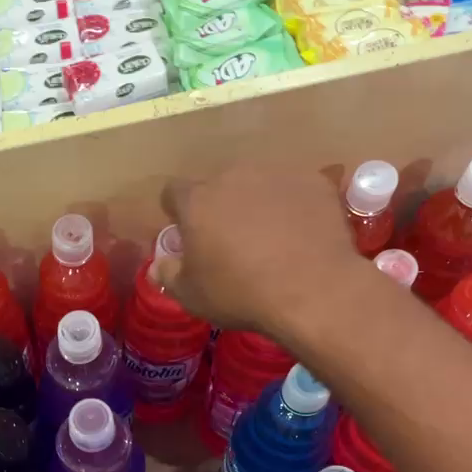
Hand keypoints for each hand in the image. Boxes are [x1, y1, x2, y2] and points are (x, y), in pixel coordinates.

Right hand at [155, 164, 388, 341]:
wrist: (312, 290)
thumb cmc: (240, 294)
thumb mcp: (192, 296)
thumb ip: (169, 275)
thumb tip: (158, 265)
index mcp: (197, 202)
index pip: (173, 193)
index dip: (177, 213)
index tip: (187, 235)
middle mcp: (233, 177)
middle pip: (218, 187)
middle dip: (219, 209)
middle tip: (230, 244)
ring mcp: (276, 174)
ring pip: (257, 185)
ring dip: (256, 205)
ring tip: (270, 241)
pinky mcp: (313, 181)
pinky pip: (294, 191)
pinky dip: (292, 208)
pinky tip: (300, 236)